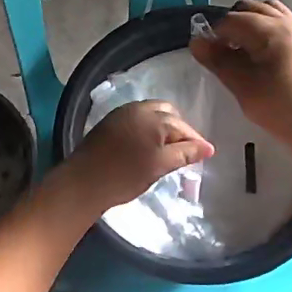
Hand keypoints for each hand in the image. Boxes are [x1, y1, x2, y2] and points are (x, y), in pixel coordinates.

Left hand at [57, 100, 213, 210]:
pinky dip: (148, 128)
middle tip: (186, 149)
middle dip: (179, 128)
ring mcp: (121, 114)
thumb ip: (185, 154)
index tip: (206, 153)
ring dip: (163, 126)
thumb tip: (208, 148)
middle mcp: (138, 109)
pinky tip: (148, 144)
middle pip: (167, 113)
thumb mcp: (159, 166)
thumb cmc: (125, 175)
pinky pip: (136, 118)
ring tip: (168, 148)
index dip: (195, 140)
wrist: (83, 182)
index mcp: (153, 117)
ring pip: (151, 113)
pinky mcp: (109, 122)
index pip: (182, 126)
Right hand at [190, 0, 291, 150]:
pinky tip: (265, 52)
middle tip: (223, 53)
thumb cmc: (280, 109)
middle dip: (231, 25)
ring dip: (250, 23)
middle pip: (250, 8)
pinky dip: (268, 28)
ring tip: (243, 51)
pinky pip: (283, 22)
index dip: (215, 34)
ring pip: (268, 11)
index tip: (208, 54)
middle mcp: (288, 22)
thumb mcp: (243, 87)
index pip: (232, 20)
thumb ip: (218, 61)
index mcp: (272, 31)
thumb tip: (196, 41)